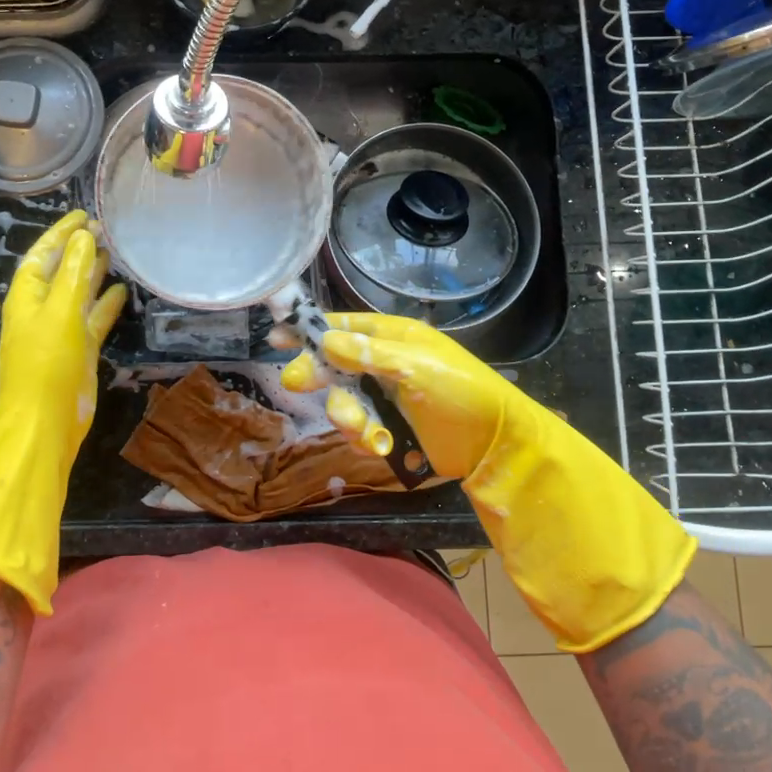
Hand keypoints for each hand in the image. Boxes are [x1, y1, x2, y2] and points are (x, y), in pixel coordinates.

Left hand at [0, 209, 126, 446]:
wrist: (44, 423)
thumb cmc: (46, 363)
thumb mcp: (61, 311)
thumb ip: (74, 273)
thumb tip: (85, 238)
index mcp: (27, 297)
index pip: (42, 254)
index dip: (62, 233)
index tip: (84, 215)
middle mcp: (41, 310)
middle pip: (60, 271)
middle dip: (79, 249)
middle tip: (105, 229)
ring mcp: (61, 331)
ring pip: (79, 294)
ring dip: (94, 274)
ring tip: (116, 252)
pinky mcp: (79, 351)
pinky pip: (93, 319)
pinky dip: (106, 305)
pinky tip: (124, 291)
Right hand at [283, 312, 513, 477]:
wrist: (494, 444)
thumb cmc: (460, 392)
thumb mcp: (415, 367)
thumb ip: (368, 355)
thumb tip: (325, 340)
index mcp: (391, 338)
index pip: (342, 327)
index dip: (309, 330)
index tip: (277, 337)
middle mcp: (382, 364)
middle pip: (332, 366)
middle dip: (318, 377)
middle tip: (299, 385)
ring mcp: (384, 398)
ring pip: (342, 402)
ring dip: (346, 416)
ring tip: (365, 428)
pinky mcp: (388, 429)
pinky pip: (358, 431)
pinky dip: (363, 438)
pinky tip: (379, 444)